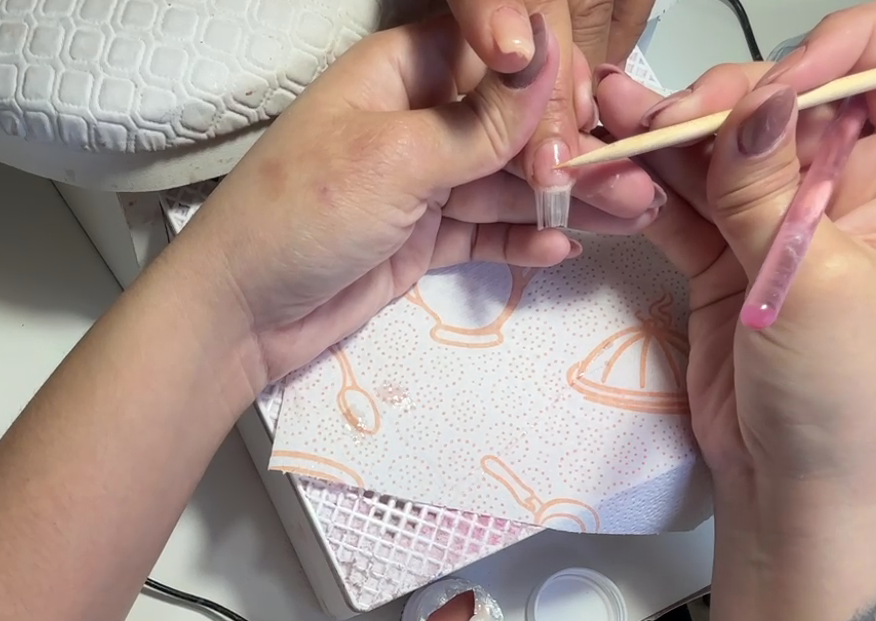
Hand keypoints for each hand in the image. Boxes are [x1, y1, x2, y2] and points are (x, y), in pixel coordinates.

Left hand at [167, 14, 660, 387]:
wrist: (244, 313)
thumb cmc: (300, 218)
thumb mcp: (392, 160)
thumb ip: (476, 126)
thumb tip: (546, 61)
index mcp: (402, 72)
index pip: (496, 52)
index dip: (545, 80)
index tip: (578, 120)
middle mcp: (417, 120)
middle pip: (511, 121)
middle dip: (570, 148)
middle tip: (631, 181)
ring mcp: (420, 184)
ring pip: (505, 182)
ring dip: (563, 198)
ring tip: (627, 213)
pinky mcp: (419, 241)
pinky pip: (481, 231)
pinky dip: (518, 238)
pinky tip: (560, 247)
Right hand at [588, 0, 875, 500]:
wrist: (783, 472)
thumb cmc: (836, 386)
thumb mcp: (808, 282)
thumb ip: (767, 190)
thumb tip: (750, 98)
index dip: (845, 46)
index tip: (773, 88)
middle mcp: (851, 182)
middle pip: (791, 97)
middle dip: (725, 98)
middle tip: (663, 125)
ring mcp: (779, 220)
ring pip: (727, 150)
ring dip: (670, 138)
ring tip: (611, 130)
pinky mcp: (725, 257)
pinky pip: (688, 206)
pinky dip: (651, 192)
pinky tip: (612, 176)